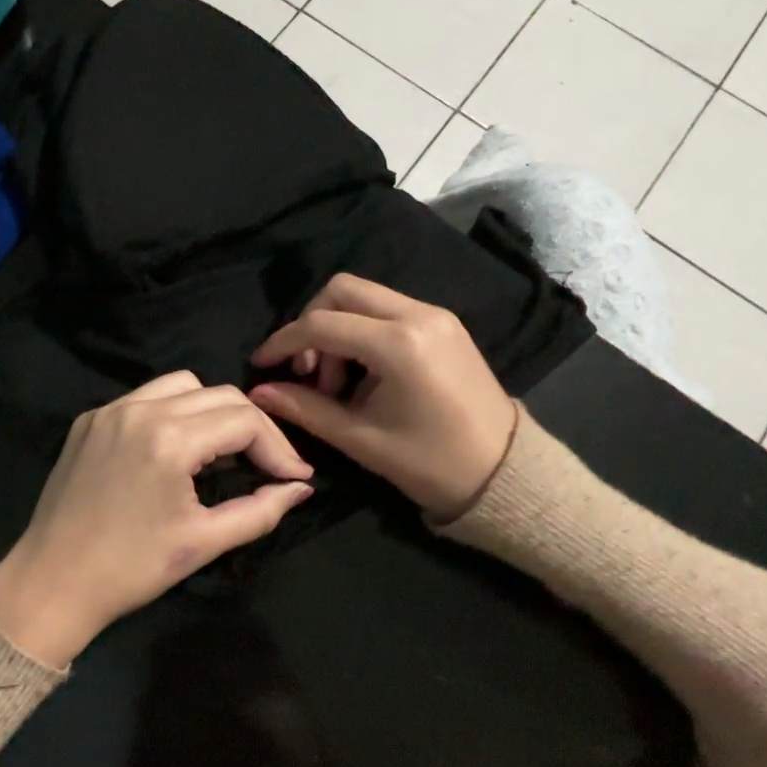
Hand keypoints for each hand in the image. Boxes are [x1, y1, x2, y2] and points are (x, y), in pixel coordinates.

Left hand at [0, 372, 315, 666]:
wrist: (52, 581)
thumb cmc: (131, 569)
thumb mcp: (203, 542)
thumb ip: (260, 511)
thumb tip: (300, 488)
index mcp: (169, 440)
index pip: (243, 420)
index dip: (278, 447)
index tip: (294, 477)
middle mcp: (139, 409)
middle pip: (219, 394)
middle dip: (252, 427)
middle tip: (269, 465)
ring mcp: (110, 410)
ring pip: (182, 385)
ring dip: (213, 411)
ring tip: (224, 453)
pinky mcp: (90, 419)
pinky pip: (145, 397)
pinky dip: (173, 412)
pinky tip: (178, 448)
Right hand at [247, 274, 516, 523]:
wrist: (506, 476)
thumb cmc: (431, 464)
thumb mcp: (361, 439)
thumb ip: (305, 408)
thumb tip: (259, 391)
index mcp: (399, 344)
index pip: (321, 324)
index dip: (283, 342)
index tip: (261, 364)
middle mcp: (418, 315)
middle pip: (342, 290)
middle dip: (311, 323)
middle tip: (305, 370)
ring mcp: (436, 315)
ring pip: (365, 296)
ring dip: (338, 328)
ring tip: (336, 383)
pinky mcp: (445, 324)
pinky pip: (388, 310)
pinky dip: (363, 331)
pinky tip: (362, 373)